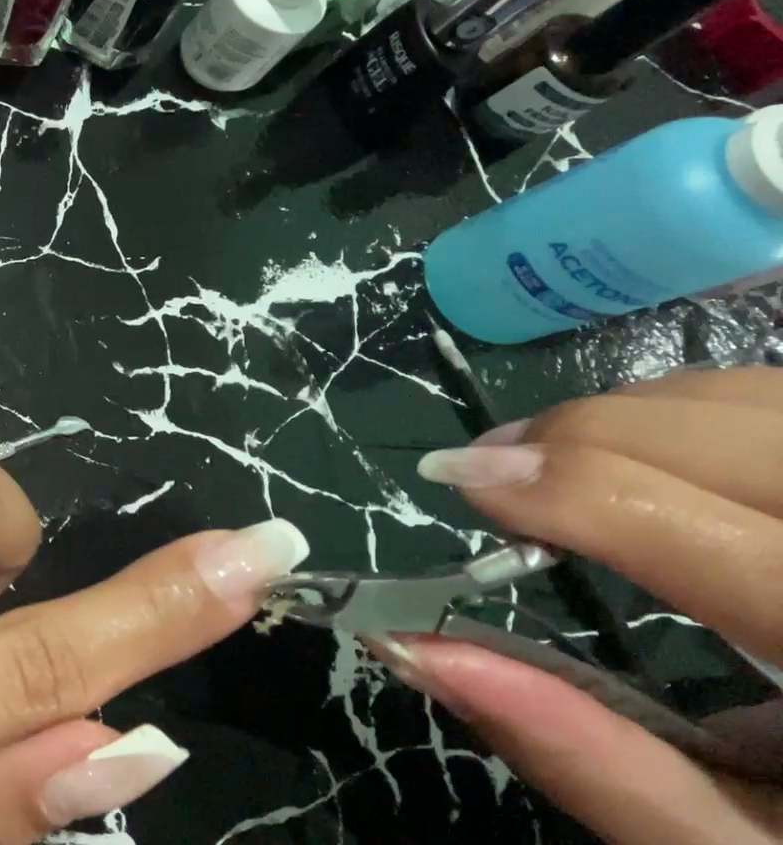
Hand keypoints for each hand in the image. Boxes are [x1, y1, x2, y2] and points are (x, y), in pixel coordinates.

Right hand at [383, 366, 782, 843]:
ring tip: (549, 455)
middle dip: (582, 434)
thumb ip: (588, 755)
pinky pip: (778, 400)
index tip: (455, 478)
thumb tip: (410, 646)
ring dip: (631, 415)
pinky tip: (642, 451)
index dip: (569, 488)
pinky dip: (691, 409)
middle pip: (737, 442)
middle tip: (486, 468)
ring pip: (758, 402)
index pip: (724, 542)